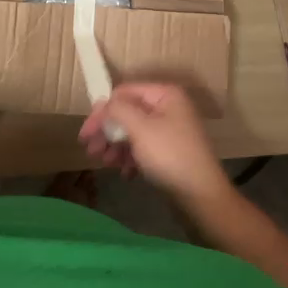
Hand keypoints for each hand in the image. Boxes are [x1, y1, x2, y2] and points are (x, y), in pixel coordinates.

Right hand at [78, 83, 231, 206]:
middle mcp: (169, 107)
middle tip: (91, 151)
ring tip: (106, 164)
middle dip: (108, 132)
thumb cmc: (170, 155)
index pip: (124, 92)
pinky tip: (125, 172)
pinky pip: (144, 147)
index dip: (102, 111)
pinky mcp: (170, 151)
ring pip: (134, 132)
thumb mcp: (140, 128)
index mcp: (165, 95)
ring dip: (116, 146)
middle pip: (128, 113)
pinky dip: (131, 157)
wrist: (201, 194)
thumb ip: (117, 110)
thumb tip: (102, 103)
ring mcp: (171, 130)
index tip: (86, 133)